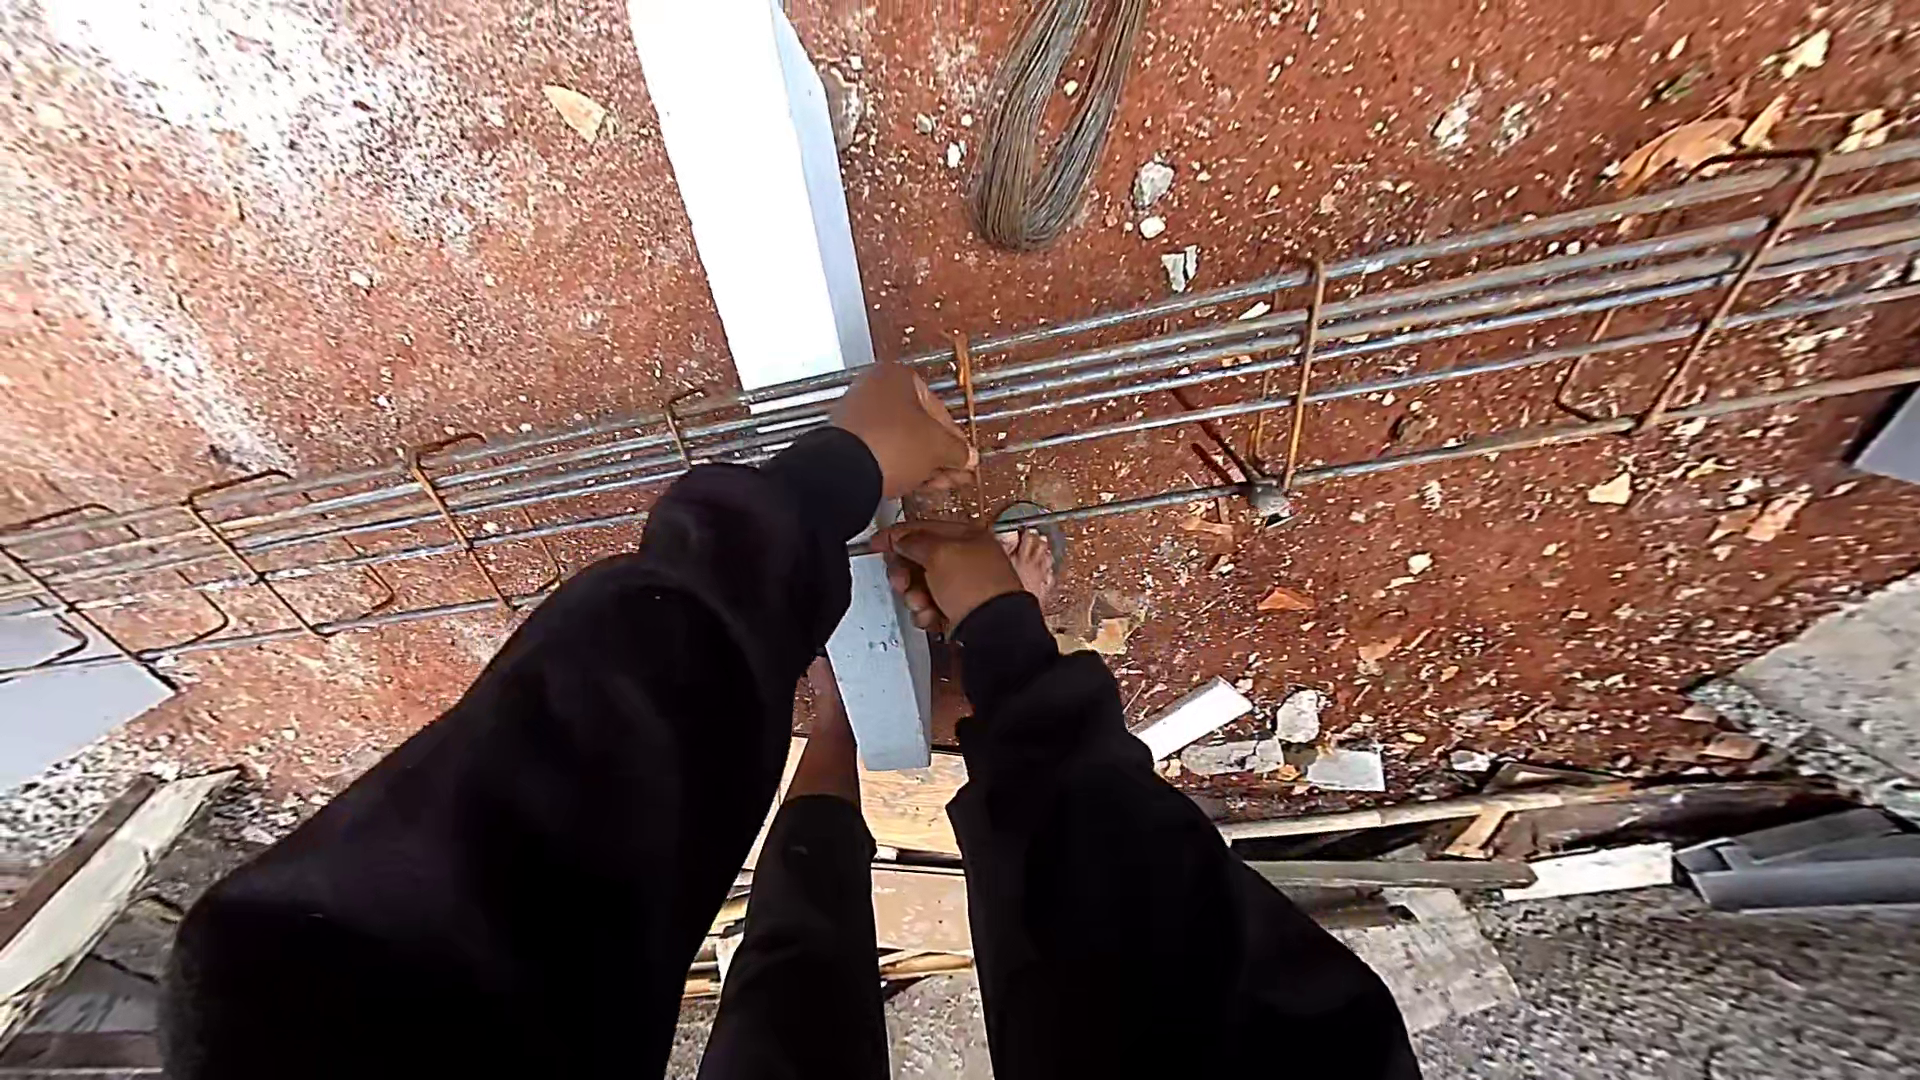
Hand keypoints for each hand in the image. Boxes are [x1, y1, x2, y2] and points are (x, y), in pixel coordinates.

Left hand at [830, 363, 975, 497]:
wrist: (846, 472)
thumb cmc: (890, 444)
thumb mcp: (938, 447)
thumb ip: (958, 450)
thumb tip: (966, 455)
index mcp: (896, 376)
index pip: (938, 407)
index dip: (955, 436)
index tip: (962, 452)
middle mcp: (872, 390)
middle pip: (918, 426)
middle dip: (939, 453)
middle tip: (955, 470)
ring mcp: (857, 417)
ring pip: (900, 442)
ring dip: (923, 463)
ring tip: (939, 481)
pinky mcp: (846, 444)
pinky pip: (881, 453)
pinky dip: (900, 466)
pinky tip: (916, 482)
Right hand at [875, 521, 1023, 633]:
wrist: (991, 629)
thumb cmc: (976, 586)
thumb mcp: (939, 554)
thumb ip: (914, 542)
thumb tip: (901, 539)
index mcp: (967, 536)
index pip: (924, 529)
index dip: (898, 534)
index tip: (878, 543)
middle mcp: (965, 559)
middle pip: (919, 559)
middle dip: (905, 572)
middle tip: (901, 580)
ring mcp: (962, 585)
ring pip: (920, 585)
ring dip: (914, 596)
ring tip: (921, 602)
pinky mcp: (958, 609)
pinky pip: (929, 606)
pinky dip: (925, 612)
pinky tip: (931, 615)